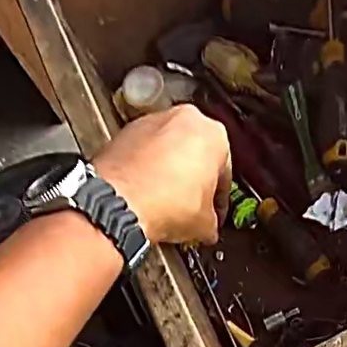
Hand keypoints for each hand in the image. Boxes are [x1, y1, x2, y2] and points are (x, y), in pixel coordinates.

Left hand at [93, 105, 231, 245]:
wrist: (121, 202)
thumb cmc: (166, 203)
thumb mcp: (206, 225)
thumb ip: (212, 222)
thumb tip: (207, 228)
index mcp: (214, 135)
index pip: (225, 172)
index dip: (221, 199)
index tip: (216, 213)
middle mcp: (184, 119)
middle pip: (197, 153)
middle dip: (196, 180)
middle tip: (195, 206)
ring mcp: (152, 121)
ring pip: (170, 149)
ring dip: (172, 173)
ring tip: (170, 202)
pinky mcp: (126, 131)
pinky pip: (146, 152)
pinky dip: (150, 170)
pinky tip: (150, 195)